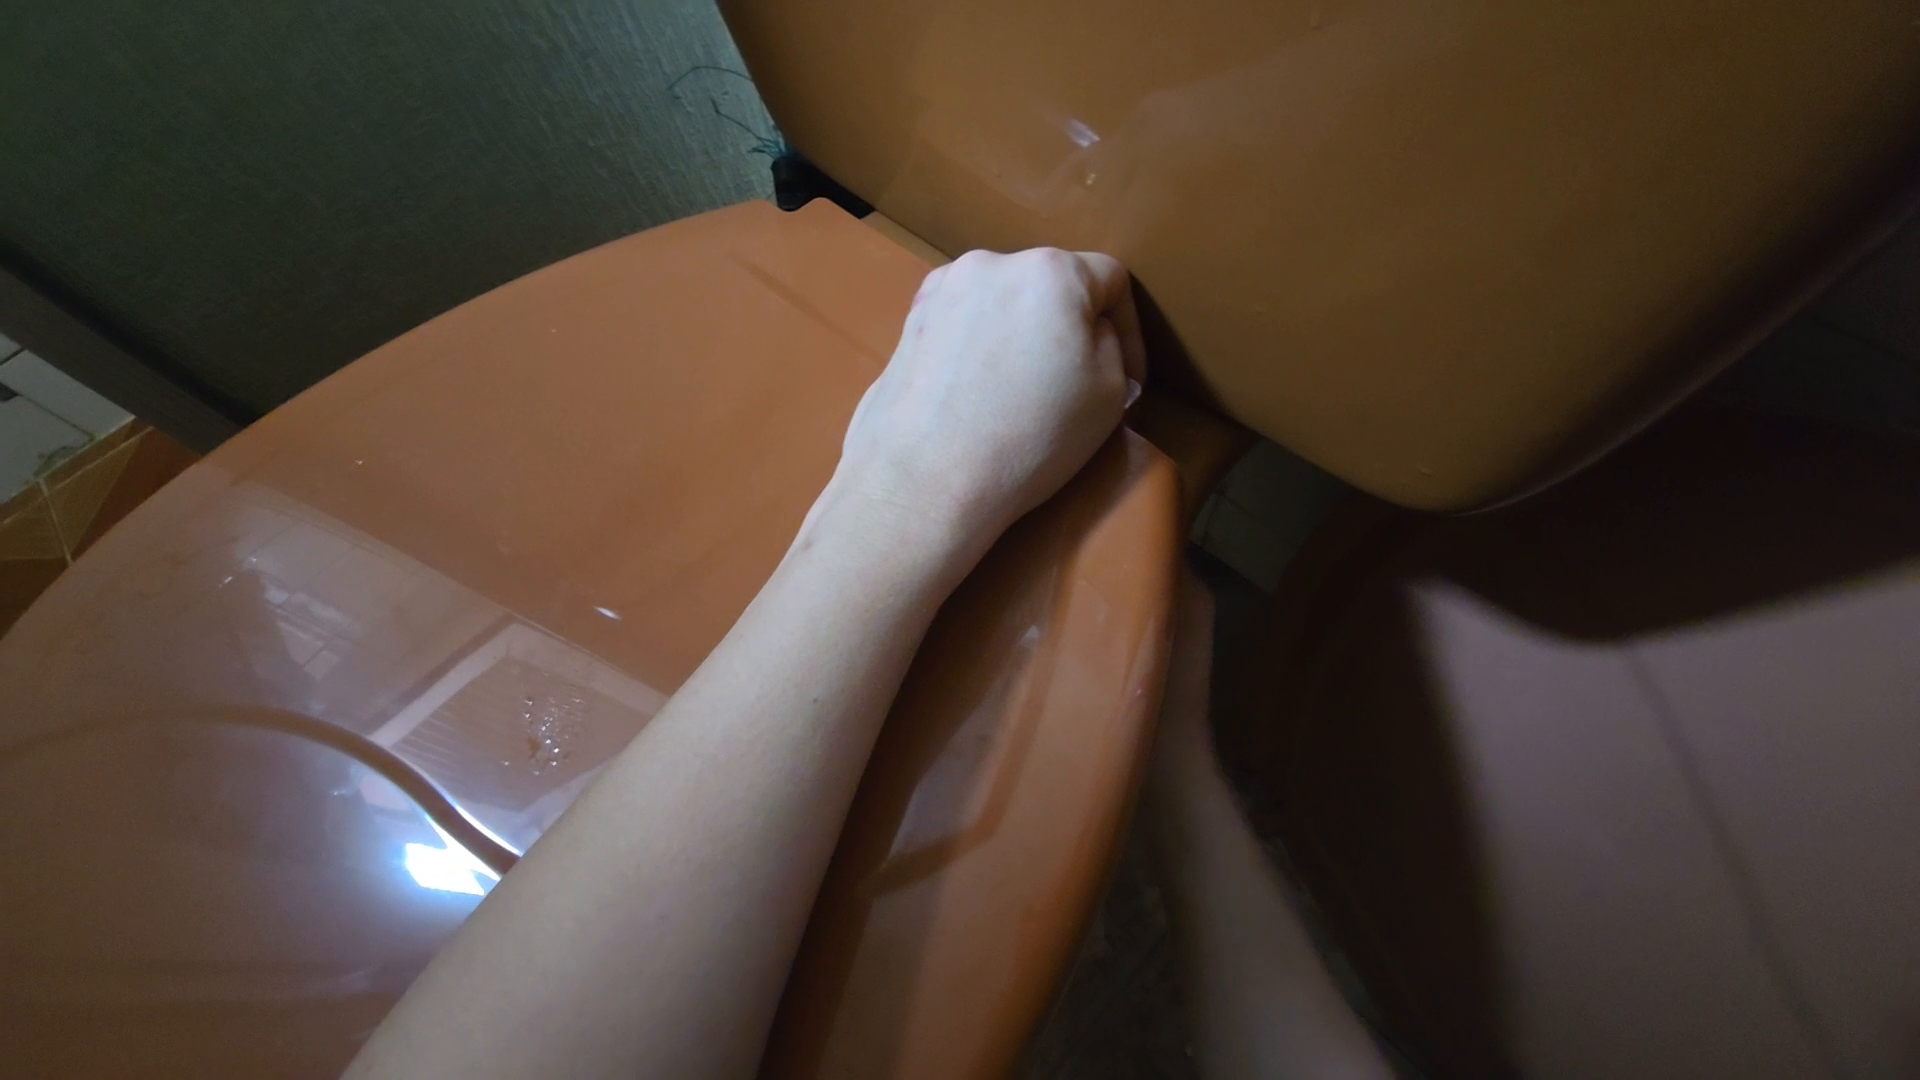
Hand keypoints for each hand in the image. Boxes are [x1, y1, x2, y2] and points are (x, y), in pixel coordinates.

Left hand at [829, 248, 1145, 557]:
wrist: (927, 480)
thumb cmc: (1030, 439)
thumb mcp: (1109, 395)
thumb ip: (1110, 346)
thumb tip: (1088, 334)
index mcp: (1050, 271)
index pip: (1111, 279)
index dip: (1130, 331)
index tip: (1130, 378)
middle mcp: (991, 264)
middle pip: (1050, 286)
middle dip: (1069, 330)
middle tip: (1073, 385)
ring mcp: (941, 292)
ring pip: (1002, 304)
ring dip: (1021, 337)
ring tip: (1020, 392)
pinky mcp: (908, 325)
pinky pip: (962, 325)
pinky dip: (980, 348)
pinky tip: (978, 394)